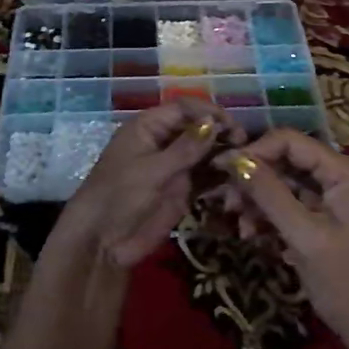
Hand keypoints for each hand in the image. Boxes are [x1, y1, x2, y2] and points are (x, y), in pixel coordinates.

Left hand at [58, 98, 236, 267]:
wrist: (103, 240)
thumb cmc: (119, 196)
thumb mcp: (152, 170)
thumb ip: (185, 148)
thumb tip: (213, 122)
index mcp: (147, 127)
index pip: (183, 109)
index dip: (208, 113)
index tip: (233, 126)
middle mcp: (162, 141)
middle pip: (197, 128)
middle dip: (220, 133)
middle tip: (245, 145)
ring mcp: (173, 166)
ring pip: (204, 152)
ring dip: (223, 154)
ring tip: (246, 162)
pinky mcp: (181, 189)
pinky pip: (205, 176)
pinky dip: (220, 175)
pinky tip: (237, 178)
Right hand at [213, 130, 348, 340]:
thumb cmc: (344, 280)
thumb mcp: (304, 236)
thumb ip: (270, 195)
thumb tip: (234, 161)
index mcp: (344, 172)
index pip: (289, 141)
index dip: (255, 152)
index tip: (224, 172)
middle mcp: (337, 175)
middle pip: (282, 159)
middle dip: (252, 179)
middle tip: (227, 203)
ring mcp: (328, 195)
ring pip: (279, 181)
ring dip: (254, 199)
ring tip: (238, 224)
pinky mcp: (319, 214)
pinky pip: (284, 201)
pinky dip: (264, 214)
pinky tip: (250, 234)